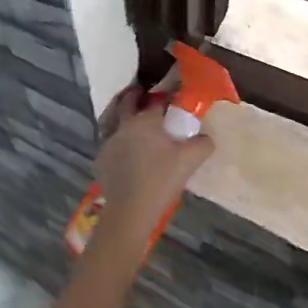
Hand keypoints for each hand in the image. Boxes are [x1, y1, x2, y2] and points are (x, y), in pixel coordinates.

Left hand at [92, 88, 214, 244]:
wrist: (131, 210)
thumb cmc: (161, 179)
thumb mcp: (191, 160)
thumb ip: (203, 144)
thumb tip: (207, 138)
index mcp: (145, 121)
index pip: (156, 100)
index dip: (165, 98)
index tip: (171, 100)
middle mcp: (124, 126)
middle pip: (127, 103)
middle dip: (135, 97)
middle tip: (143, 97)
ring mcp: (109, 143)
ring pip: (115, 124)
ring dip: (124, 121)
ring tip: (135, 129)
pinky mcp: (101, 160)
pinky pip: (110, 146)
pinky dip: (118, 146)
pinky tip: (127, 157)